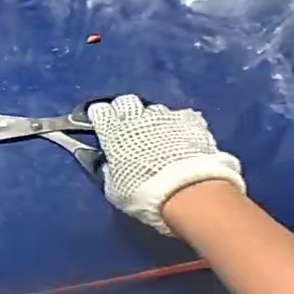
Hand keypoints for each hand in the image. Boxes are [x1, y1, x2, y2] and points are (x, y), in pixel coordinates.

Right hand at [87, 94, 244, 235]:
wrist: (185, 191)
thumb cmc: (140, 191)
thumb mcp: (113, 186)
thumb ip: (108, 169)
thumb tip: (106, 163)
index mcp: (114, 133)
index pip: (101, 112)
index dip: (99, 115)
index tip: (98, 119)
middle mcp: (139, 120)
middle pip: (127, 102)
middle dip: (124, 110)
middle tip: (125, 124)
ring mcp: (168, 119)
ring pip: (155, 110)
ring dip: (152, 120)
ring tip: (156, 134)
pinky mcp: (194, 123)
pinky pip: (183, 117)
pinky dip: (179, 124)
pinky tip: (180, 136)